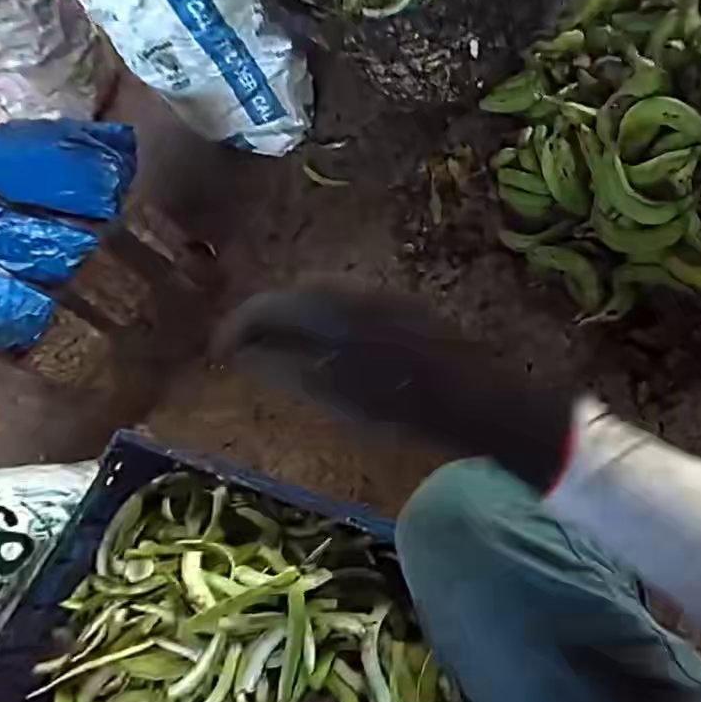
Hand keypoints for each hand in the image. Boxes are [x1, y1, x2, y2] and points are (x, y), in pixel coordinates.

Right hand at [214, 283, 578, 490]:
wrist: (479, 400)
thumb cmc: (408, 409)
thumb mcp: (337, 398)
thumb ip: (286, 368)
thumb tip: (246, 352)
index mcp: (334, 311)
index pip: (268, 304)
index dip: (237, 325)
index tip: (220, 348)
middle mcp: (360, 292)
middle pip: (297, 292)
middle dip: (269, 317)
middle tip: (252, 349)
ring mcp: (390, 296)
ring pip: (329, 295)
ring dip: (302, 317)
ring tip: (290, 351)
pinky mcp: (412, 307)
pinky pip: (358, 302)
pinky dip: (334, 318)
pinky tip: (336, 347)